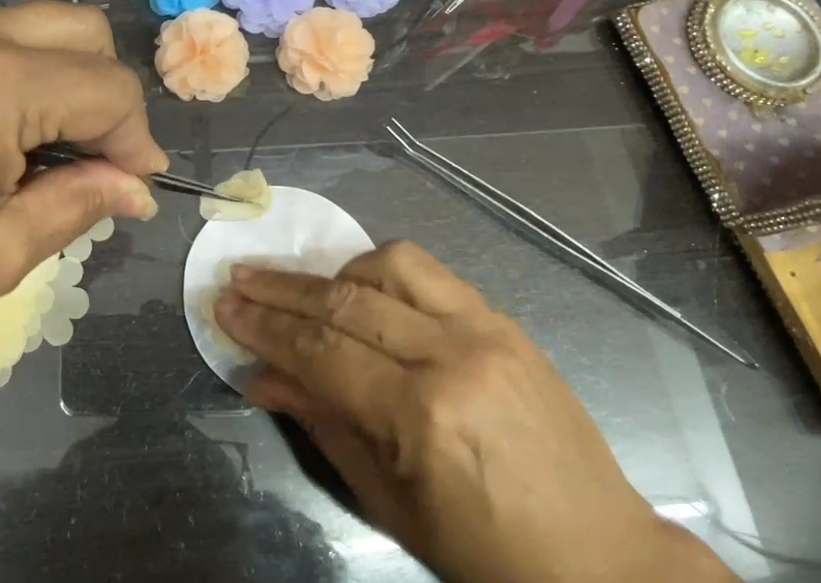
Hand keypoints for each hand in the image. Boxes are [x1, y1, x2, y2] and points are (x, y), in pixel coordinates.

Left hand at [0, 3, 165, 379]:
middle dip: (105, 94)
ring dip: (58, 80)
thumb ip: (80, 203)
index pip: (109, 86)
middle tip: (93, 163)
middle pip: (81, 30)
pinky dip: (9, 75)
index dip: (136, 139)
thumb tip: (134, 187)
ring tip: (35, 157)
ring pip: (30, 28)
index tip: (132, 189)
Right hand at [214, 241, 734, 582]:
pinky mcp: (505, 321)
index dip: (264, 327)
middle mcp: (453, 356)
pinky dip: (382, 272)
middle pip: (344, 302)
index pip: (321, 351)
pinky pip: (431, 273)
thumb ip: (322, 425)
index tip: (223, 306)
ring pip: (389, 266)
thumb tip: (260, 378)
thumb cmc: (484, 550)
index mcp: (422, 415)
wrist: (598, 554)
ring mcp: (486, 330)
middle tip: (236, 279)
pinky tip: (359, 289)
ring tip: (299, 289)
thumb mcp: (389, 501)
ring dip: (333, 272)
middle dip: (281, 290)